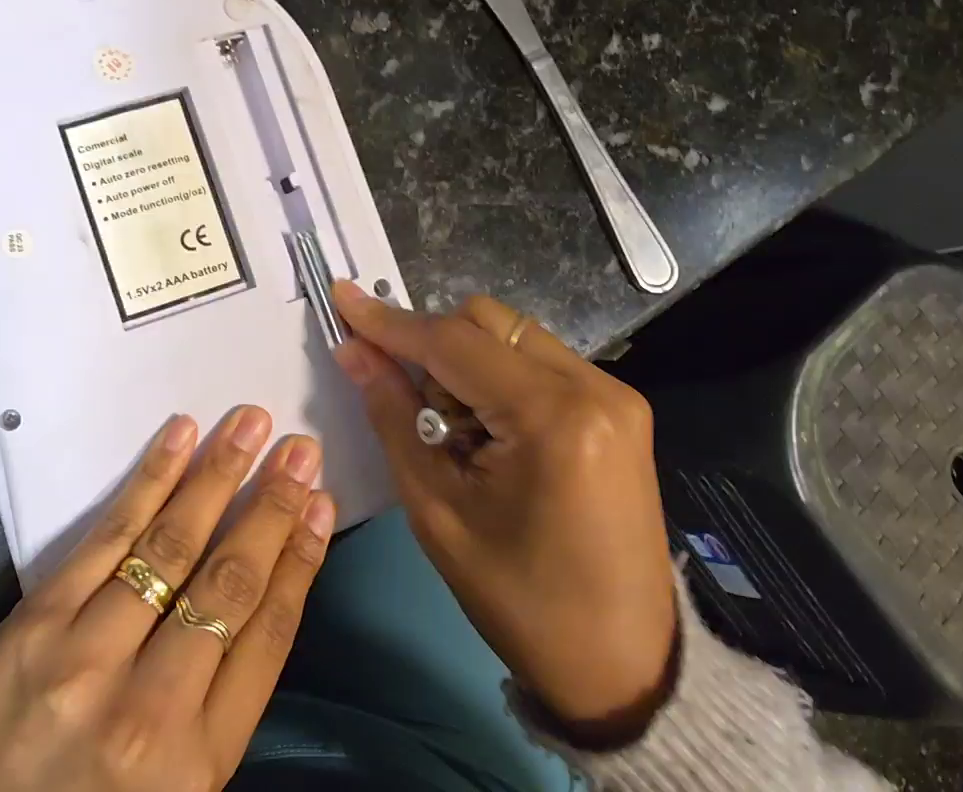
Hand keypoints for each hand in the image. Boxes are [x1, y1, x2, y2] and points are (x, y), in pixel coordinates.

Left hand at [0, 407, 334, 791]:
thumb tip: (271, 580)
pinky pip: (110, 535)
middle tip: (301, 450)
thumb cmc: (95, 790)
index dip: (300, 560)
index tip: (321, 503)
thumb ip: (223, 691)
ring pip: (173, 546)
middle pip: (229, 583)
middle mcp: (154, 705)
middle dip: (272, 508)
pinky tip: (182, 440)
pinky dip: (152, 480)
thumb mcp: (180, 774)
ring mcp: (91, 656)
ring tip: (251, 426)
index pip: (268, 635)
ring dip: (219, 477)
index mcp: (202, 754)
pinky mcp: (40, 619)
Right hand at [331, 282, 677, 739]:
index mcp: (553, 417)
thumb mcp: (438, 511)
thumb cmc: (518, 599)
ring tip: (453, 434)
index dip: (390, 322)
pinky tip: (487, 435)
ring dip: (464, 364)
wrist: (620, 665)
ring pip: (513, 337)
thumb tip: (354, 352)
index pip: (454, 343)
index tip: (342, 297)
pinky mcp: (620, 410)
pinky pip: (539, 364)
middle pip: (488, 323)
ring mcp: (616, 395)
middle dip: (431, 346)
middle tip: (409, 406)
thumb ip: (393, 417)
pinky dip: (497, 381)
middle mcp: (594, 387)